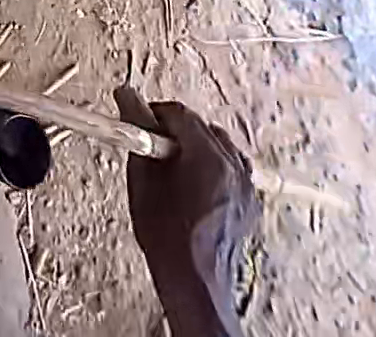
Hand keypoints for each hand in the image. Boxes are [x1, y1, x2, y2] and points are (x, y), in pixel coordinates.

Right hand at [114, 87, 255, 335]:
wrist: (195, 280)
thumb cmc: (165, 230)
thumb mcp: (141, 175)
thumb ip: (137, 131)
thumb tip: (125, 93)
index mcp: (208, 158)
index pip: (180, 114)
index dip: (154, 114)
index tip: (137, 122)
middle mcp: (235, 169)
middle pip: (203, 127)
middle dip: (175, 128)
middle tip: (149, 142)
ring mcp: (247, 188)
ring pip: (220, 145)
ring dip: (194, 144)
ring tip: (171, 161)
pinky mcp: (250, 204)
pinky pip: (232, 168)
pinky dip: (212, 163)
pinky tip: (191, 178)